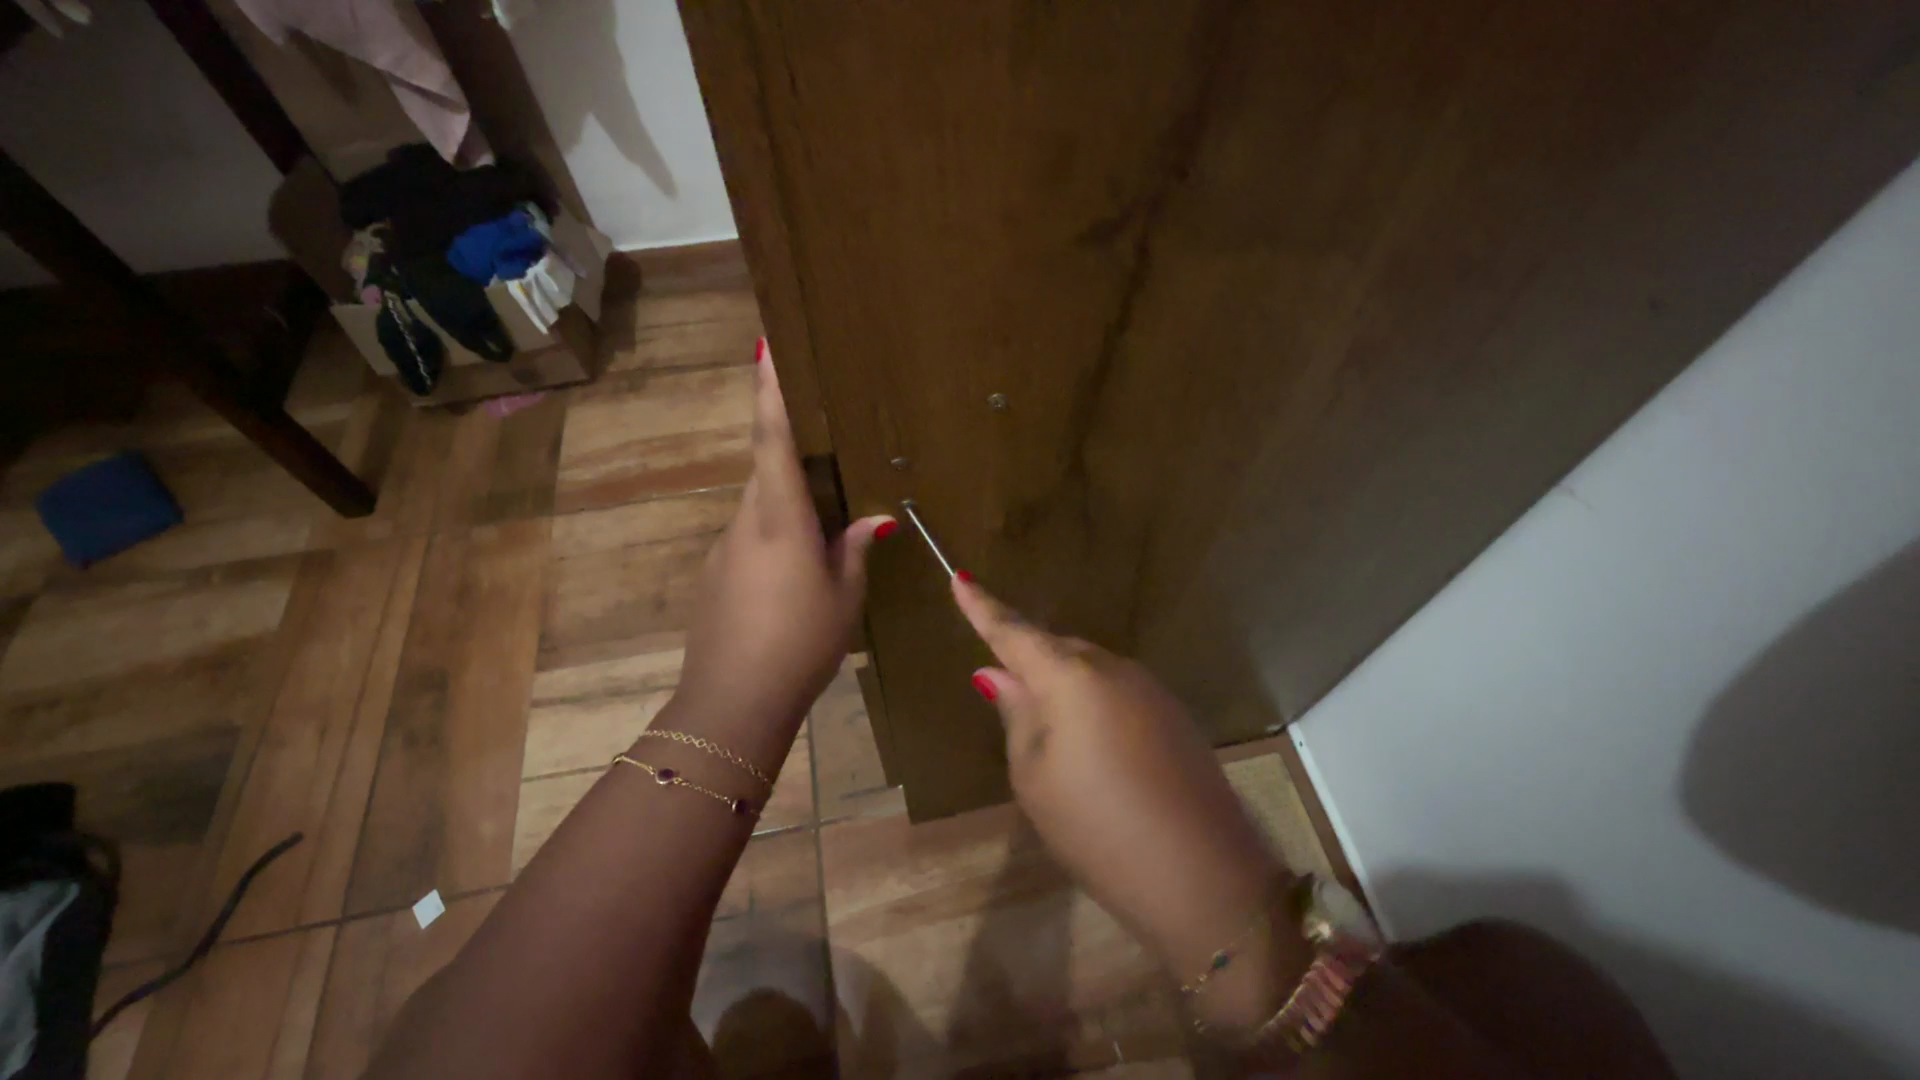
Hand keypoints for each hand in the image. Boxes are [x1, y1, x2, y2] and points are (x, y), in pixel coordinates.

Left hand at [672, 341, 892, 735]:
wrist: (732, 702)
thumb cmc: (800, 644)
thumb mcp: (844, 598)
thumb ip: (855, 550)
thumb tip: (876, 520)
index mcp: (780, 520)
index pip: (773, 441)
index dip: (770, 393)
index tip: (762, 347)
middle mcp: (745, 522)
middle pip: (766, 471)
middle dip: (791, 457)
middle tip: (827, 454)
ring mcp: (724, 549)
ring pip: (759, 508)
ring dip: (788, 508)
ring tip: (823, 537)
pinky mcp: (715, 575)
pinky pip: (749, 539)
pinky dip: (774, 541)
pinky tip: (793, 580)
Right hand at [953, 576, 1300, 1020]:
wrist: (1202, 874)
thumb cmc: (1097, 827)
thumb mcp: (1035, 777)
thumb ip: (1016, 714)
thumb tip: (1000, 673)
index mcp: (1070, 676)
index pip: (1014, 632)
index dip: (983, 608)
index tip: (958, 579)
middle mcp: (1113, 668)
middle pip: (1057, 648)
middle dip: (1027, 658)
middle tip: (1002, 691)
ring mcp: (1151, 690)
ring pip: (1090, 670)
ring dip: (1063, 686)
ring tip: (1049, 737)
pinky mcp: (1174, 716)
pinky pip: (1117, 693)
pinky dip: (1094, 706)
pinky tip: (1093, 750)